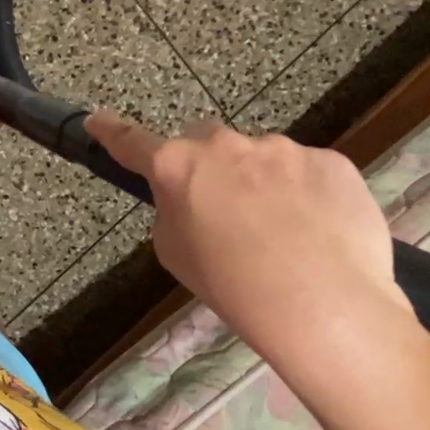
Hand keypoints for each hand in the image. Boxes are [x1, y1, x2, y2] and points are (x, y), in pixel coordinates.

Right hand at [85, 113, 410, 362]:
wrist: (327, 309)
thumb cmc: (233, 286)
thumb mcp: (175, 252)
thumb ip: (174, 210)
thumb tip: (194, 200)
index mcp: (175, 166)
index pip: (130, 140)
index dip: (110, 129)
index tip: (97, 120)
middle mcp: (223, 145)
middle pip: (204, 141)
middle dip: (208, 164)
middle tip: (224, 207)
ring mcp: (282, 150)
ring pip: (261, 157)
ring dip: (262, 181)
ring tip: (286, 232)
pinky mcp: (332, 163)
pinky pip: (309, 171)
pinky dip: (308, 193)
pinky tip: (320, 230)